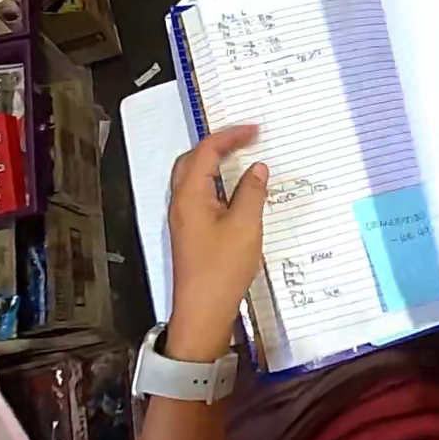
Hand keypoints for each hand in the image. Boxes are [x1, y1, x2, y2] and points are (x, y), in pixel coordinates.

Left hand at [166, 125, 267, 361]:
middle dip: (218, 144)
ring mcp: (184, 218)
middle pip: (192, 160)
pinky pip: (200, 194)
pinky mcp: (191, 231)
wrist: (203, 310)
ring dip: (216, 162)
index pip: (206, 152)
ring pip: (194, 177)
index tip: (255, 130)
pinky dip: (217, 182)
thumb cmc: (223, 268)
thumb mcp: (246, 226)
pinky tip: (236, 190)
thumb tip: (257, 169)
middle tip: (247, 139)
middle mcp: (181, 202)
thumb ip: (252, 192)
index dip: (230, 136)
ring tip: (242, 158)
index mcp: (190, 195)